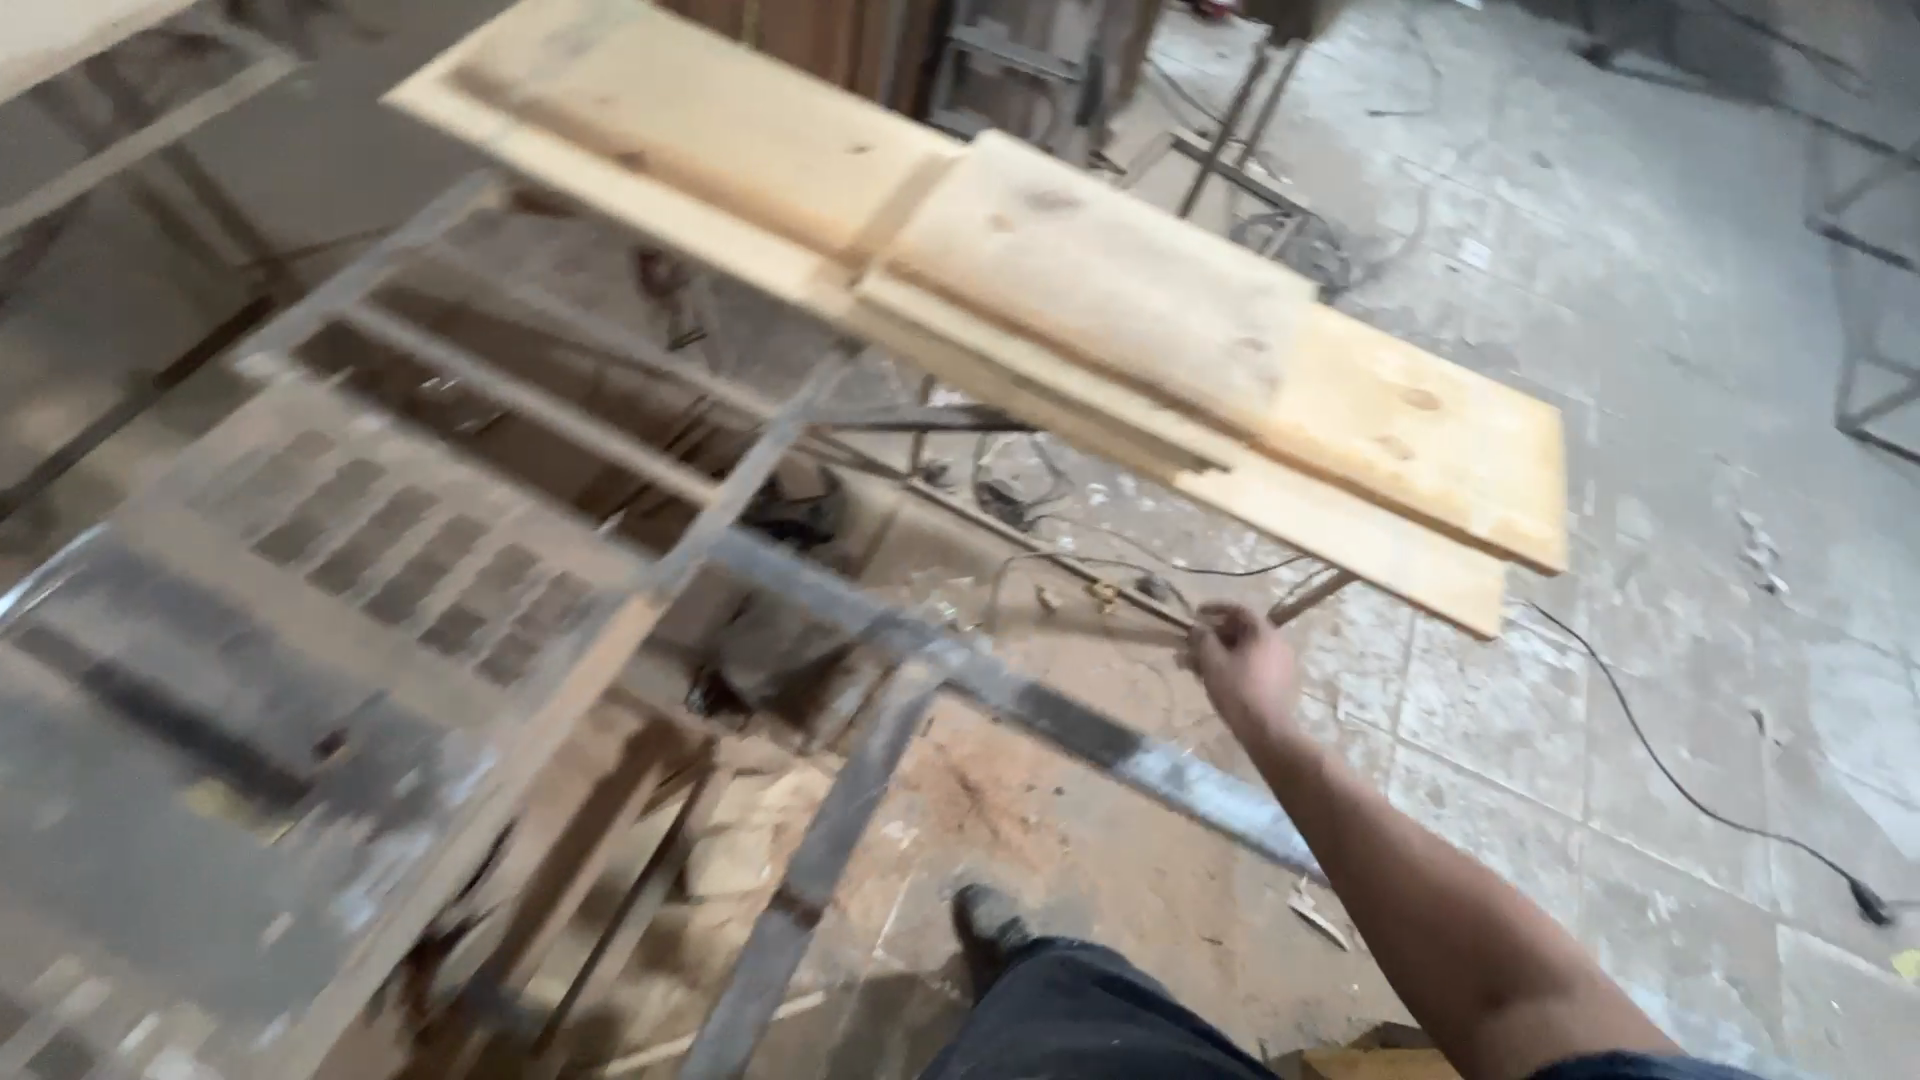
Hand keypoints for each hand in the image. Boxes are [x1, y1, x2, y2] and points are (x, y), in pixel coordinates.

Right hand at [1187, 602, 1300, 742]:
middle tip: (1191, 644)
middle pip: (1240, 631)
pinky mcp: (1278, 681)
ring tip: (1194, 665)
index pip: (1238, 610)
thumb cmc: (1237, 690)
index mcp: (1264, 633)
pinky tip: (1212, 678)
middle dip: (1212, 636)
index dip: (1215, 609)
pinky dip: (1231, 664)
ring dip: (1218, 653)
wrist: (1265, 729)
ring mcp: (1280, 663)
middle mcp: (1277, 643)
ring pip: (1243, 650)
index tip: (1196, 614)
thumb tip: (1197, 628)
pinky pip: (1251, 664)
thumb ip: (1202, 638)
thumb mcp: (1212, 661)